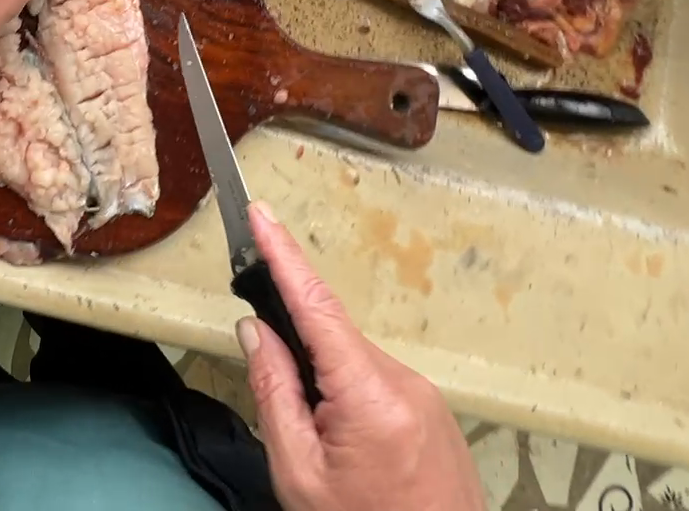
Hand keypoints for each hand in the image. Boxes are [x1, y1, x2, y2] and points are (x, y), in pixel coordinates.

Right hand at [238, 202, 483, 510]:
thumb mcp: (298, 474)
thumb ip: (273, 392)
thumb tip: (255, 329)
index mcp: (370, 398)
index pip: (316, 306)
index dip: (284, 254)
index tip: (261, 214)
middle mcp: (405, 383)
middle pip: (330, 335)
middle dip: (295, 349)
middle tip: (285, 404)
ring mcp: (425, 394)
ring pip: (350, 357)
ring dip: (322, 378)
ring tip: (322, 443)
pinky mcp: (433, 408)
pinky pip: (373, 376)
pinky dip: (345, 389)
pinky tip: (345, 440)